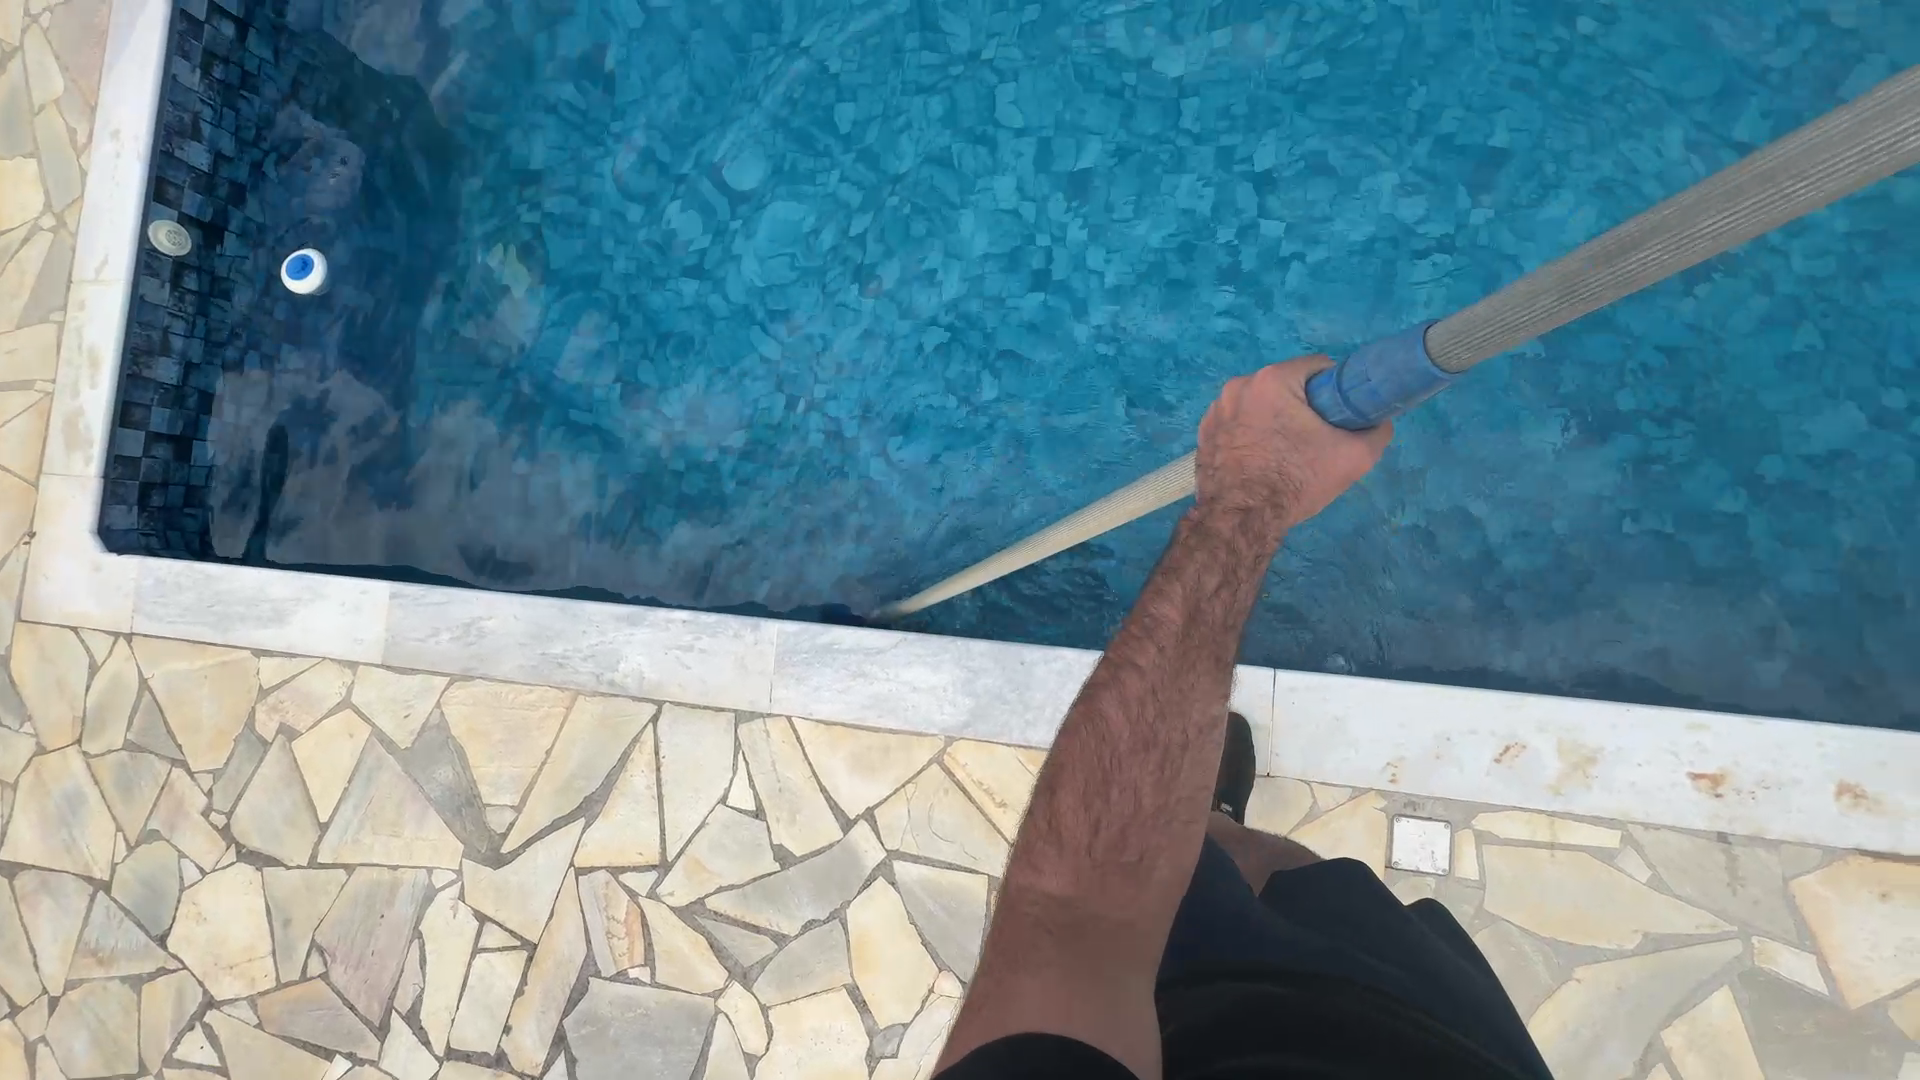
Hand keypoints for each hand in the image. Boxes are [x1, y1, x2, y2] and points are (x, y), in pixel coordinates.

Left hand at [1194, 355, 1392, 539]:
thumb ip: (1376, 430)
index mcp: (1270, 380)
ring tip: (1284, 453)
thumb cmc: (1296, 481)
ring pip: (1259, 406)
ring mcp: (1214, 412)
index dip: (1334, 390)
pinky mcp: (1202, 435)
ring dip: (1274, 421)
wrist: (1241, 520)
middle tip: (1312, 440)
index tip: (1338, 416)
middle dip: (1301, 407)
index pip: (1316, 369)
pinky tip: (1259, 460)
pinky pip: (1237, 424)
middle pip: (1285, 387)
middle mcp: (1235, 388)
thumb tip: (1377, 422)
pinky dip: (1250, 435)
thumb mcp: (1355, 456)